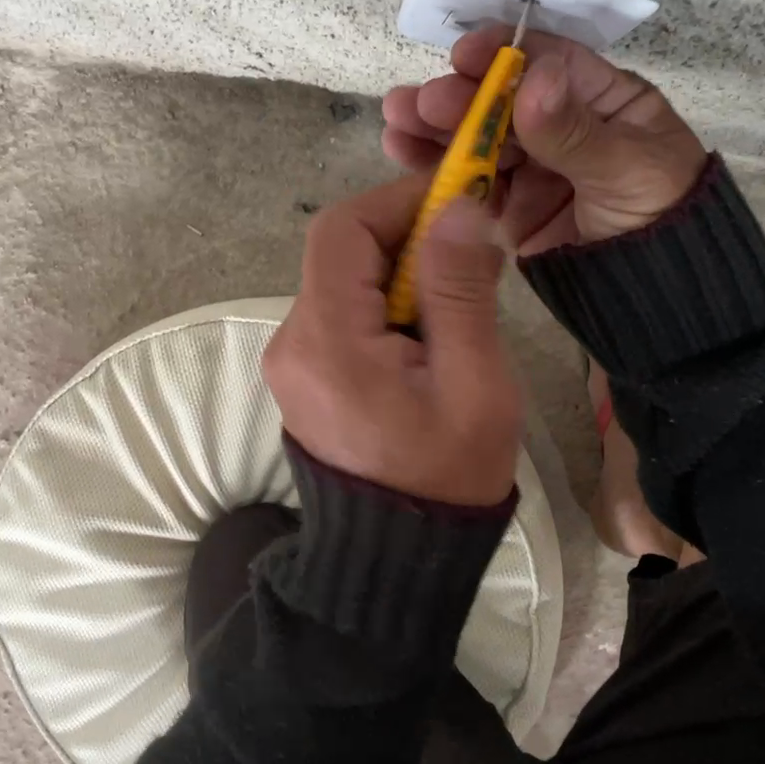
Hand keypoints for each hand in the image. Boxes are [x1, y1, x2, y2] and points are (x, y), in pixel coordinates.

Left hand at [263, 174, 520, 506]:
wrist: (394, 562)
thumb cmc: (444, 479)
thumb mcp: (473, 385)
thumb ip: (460, 291)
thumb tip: (458, 209)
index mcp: (326, 340)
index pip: (341, 230)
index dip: (396, 201)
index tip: (457, 201)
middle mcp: (292, 341)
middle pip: (340, 252)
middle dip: (406, 238)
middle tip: (471, 252)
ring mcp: (291, 360)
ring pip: (344, 281)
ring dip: (400, 274)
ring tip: (458, 305)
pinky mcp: (303, 374)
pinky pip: (342, 315)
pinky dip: (385, 305)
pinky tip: (427, 337)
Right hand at [381, 24, 708, 255]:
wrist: (656, 295)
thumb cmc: (660, 218)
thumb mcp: (626, 169)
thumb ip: (574, 130)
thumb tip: (534, 78)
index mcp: (602, 100)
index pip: (551, 64)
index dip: (506, 55)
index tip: (464, 54)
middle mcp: (561, 125)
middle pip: (503, 101)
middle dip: (459, 97)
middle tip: (422, 104)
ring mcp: (532, 166)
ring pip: (477, 138)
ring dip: (435, 128)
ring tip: (396, 121)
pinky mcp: (508, 205)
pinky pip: (468, 181)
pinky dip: (436, 168)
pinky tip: (402, 152)